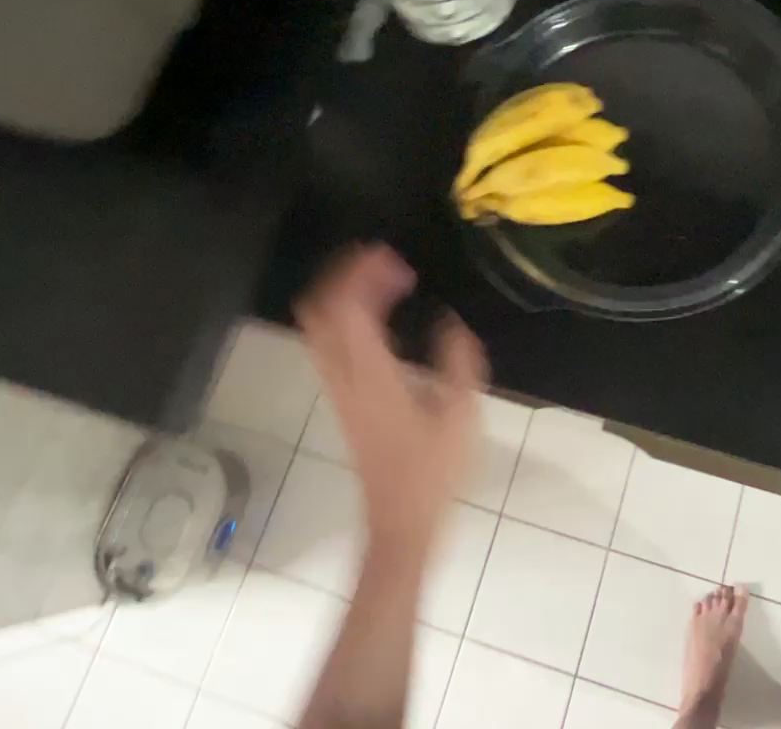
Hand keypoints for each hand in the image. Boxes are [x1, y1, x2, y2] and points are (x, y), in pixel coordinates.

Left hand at [295, 244, 486, 552]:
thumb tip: (449, 322)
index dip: (361, 273)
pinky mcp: (341, 402)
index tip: (392, 258)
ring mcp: (337, 390)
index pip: (346, 308)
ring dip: (341, 295)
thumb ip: (458, 360)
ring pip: (318, 327)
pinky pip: (328, 344)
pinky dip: (344, 318)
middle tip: (382, 263)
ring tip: (381, 283)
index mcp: (373, 375)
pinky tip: (380, 321)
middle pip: (319, 310)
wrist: (399, 524)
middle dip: (344, 275)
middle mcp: (344, 377)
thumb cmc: (433, 472)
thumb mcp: (462, 414)